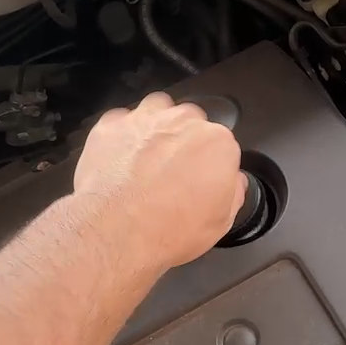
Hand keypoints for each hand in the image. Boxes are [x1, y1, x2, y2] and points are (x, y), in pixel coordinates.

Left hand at [74, 92, 244, 273]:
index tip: (203, 179)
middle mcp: (183, 123)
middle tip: (175, 174)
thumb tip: (233, 182)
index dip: (212, 163)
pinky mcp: (111, 125)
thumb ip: (234, 191)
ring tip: (150, 160)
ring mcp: (145, 120)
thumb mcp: (221, 223)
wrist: (117, 234)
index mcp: (217, 143)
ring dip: (157, 128)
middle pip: (191, 121)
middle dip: (185, 142)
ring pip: (158, 110)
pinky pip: (122, 120)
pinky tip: (123, 160)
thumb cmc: (168, 230)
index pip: (223, 143)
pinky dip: (124, 136)